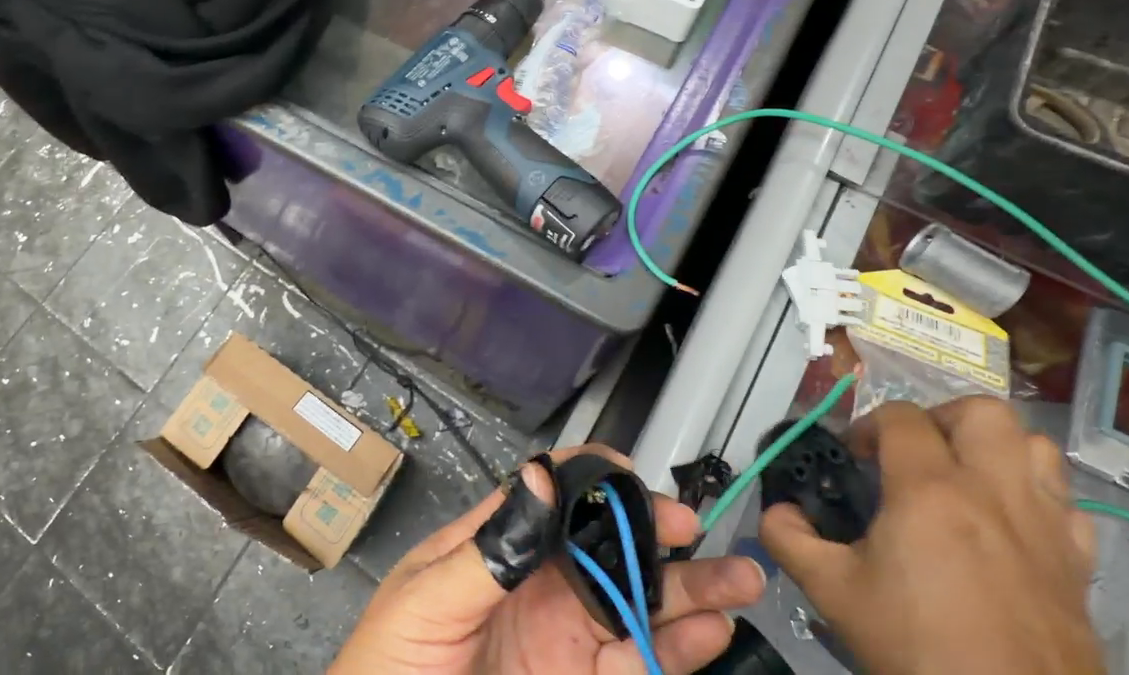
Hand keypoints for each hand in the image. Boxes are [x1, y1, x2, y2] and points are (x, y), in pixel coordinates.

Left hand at [329, 445, 765, 674]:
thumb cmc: (390, 667)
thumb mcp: (428, 601)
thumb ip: (489, 547)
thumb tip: (537, 473)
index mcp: (490, 550)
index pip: (545, 498)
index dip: (588, 479)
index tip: (630, 473)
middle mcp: (533, 587)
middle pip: (602, 548)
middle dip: (652, 531)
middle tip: (694, 527)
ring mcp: (561, 639)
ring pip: (633, 603)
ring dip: (688, 590)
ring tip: (738, 579)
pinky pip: (638, 662)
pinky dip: (679, 647)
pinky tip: (712, 630)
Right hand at [759, 397, 1102, 674]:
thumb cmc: (918, 645)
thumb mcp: (832, 592)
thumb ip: (790, 539)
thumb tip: (779, 511)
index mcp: (930, 491)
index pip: (901, 418)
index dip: (870, 426)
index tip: (855, 457)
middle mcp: (994, 492)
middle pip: (983, 413)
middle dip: (942, 418)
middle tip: (915, 451)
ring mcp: (1045, 526)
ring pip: (1037, 447)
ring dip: (997, 448)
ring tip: (963, 476)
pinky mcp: (1078, 563)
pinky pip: (1066, 502)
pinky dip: (1036, 496)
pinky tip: (1008, 523)